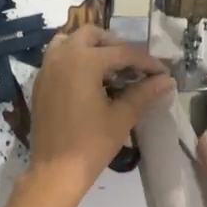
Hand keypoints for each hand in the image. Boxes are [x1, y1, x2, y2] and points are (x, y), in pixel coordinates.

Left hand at [27, 25, 173, 192]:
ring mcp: (46, 69)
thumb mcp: (121, 117)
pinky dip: (73, 59)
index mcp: (84, 61)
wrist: (55, 171)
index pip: (122, 53)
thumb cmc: (91, 144)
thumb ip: (143, 93)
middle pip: (91, 35)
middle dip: (114, 44)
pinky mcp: (40, 84)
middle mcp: (62, 57)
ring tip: (108, 67)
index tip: (161, 72)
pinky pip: (56, 58)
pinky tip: (88, 80)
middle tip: (131, 64)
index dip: (145, 61)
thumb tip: (167, 80)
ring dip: (89, 47)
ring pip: (68, 41)